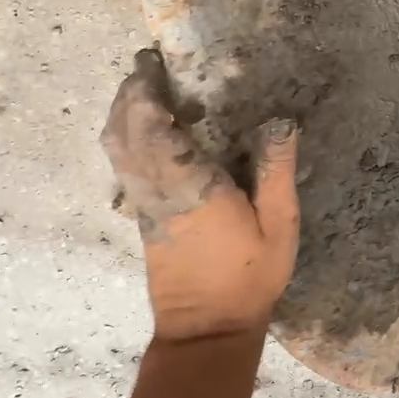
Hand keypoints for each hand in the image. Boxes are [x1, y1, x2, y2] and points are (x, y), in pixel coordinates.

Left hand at [100, 49, 298, 341]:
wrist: (208, 330)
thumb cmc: (250, 275)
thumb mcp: (279, 223)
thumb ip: (276, 171)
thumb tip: (279, 120)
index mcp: (190, 190)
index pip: (155, 136)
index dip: (146, 99)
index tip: (151, 66)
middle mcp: (158, 194)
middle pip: (125, 139)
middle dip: (128, 99)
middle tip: (145, 66)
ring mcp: (145, 208)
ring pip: (119, 154)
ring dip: (122, 117)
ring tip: (142, 88)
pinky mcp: (145, 219)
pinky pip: (126, 168)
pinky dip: (127, 139)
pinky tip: (147, 129)